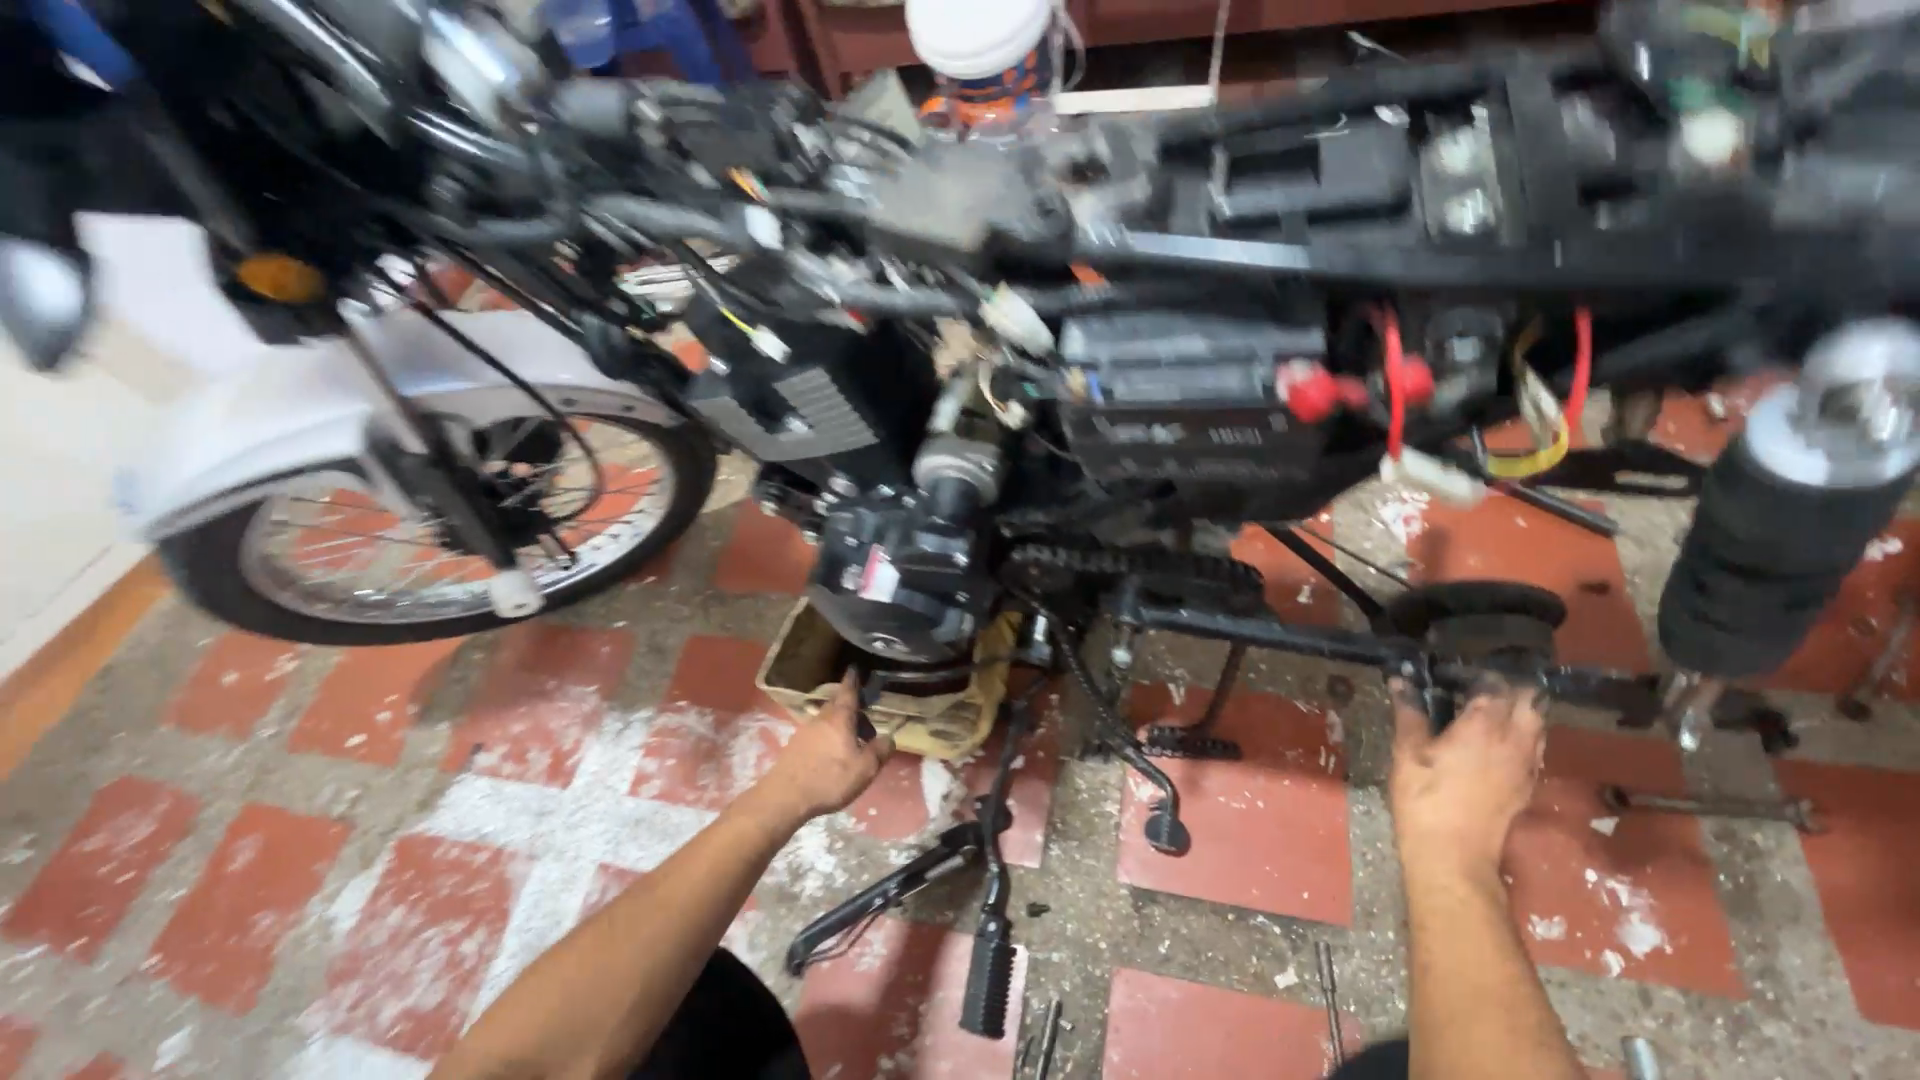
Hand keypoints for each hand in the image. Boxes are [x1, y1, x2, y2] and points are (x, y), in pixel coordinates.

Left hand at [750, 674, 894, 824]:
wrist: (785, 797)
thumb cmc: (830, 779)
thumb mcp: (865, 768)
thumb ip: (880, 751)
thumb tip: (889, 738)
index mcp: (839, 718)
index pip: (848, 692)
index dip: (853, 680)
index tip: (854, 667)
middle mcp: (821, 719)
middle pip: (839, 707)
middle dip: (854, 713)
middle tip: (868, 731)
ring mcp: (805, 732)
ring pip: (828, 722)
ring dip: (843, 729)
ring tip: (853, 750)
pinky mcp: (795, 747)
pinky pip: (818, 735)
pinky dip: (830, 739)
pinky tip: (833, 760)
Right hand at [1387, 675, 1547, 881]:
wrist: (1453, 853)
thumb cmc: (1424, 798)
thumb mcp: (1407, 752)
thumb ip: (1409, 713)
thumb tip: (1401, 681)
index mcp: (1484, 725)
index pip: (1496, 685)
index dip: (1479, 674)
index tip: (1457, 674)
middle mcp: (1515, 740)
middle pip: (1528, 700)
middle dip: (1509, 689)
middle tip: (1478, 689)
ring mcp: (1527, 764)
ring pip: (1537, 724)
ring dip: (1520, 712)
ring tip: (1489, 712)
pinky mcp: (1529, 784)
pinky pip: (1534, 748)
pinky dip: (1522, 737)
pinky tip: (1496, 744)